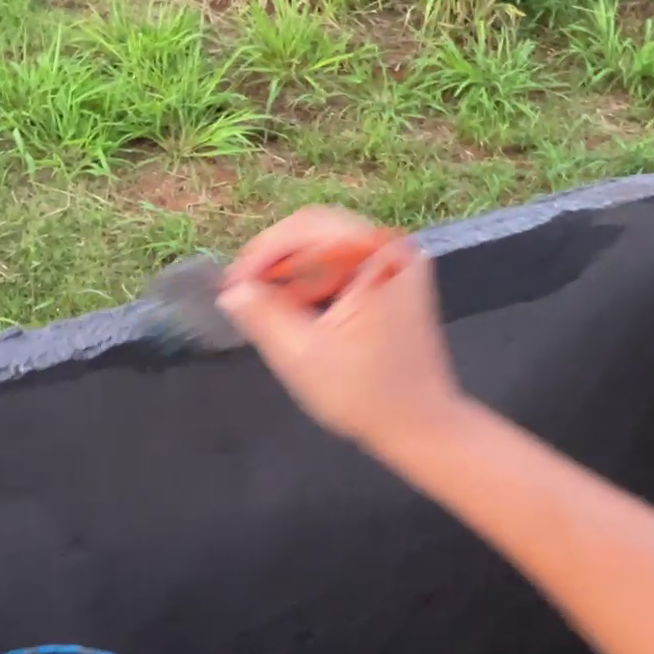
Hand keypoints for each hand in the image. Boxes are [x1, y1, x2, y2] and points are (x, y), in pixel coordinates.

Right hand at [218, 207, 466, 447]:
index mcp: (375, 256)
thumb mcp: (301, 355)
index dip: (261, 253)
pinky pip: (345, 264)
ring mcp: (398, 263)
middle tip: (243, 292)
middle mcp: (392, 249)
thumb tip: (232, 290)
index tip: (233, 285)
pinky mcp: (397, 281)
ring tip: (263, 302)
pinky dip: (315, 280)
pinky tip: (295, 307)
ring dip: (292, 271)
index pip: (304, 229)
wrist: (421, 424)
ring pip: (328, 248)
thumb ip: (261, 315)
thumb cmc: (365, 395)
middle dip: (274, 260)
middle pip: (316, 232)